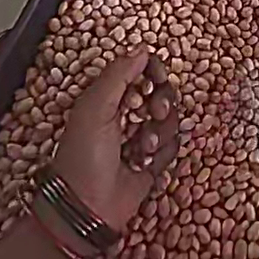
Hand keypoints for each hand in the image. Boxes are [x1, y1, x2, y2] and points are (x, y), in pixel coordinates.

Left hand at [49, 53, 180, 232]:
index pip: (141, 70)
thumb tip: (143, 49)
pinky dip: (163, 152)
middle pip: (161, 92)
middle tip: (154, 112)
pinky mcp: (153, 162)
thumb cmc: (84, 154)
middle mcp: (127, 113)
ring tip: (144, 146)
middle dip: (162, 101)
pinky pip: (173, 145)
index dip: (152, 70)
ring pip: (171, 118)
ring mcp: (141, 137)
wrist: (86, 209)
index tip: (157, 76)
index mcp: (110, 96)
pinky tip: (145, 163)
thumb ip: (118, 75)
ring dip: (161, 130)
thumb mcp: (95, 108)